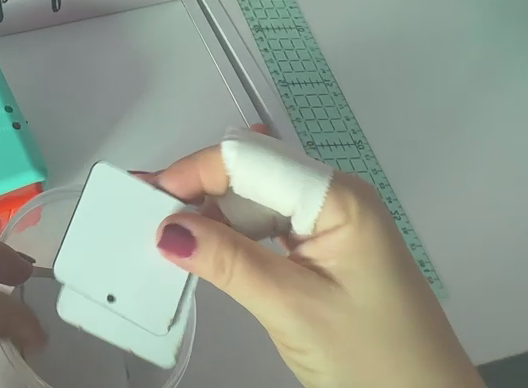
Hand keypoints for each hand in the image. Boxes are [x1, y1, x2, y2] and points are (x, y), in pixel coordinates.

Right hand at [152, 140, 481, 387]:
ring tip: (167, 229)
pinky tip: (204, 247)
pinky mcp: (322, 248)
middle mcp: (332, 197)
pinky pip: (264, 224)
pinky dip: (230, 235)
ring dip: (210, 213)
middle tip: (147, 211)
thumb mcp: (292, 309)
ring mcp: (328, 222)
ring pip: (251, 198)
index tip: (150, 195)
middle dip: (197, 189)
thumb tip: (166, 227)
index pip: (248, 160)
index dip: (195, 171)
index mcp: (337, 197)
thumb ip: (226, 260)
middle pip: (248, 173)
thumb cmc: (379, 367)